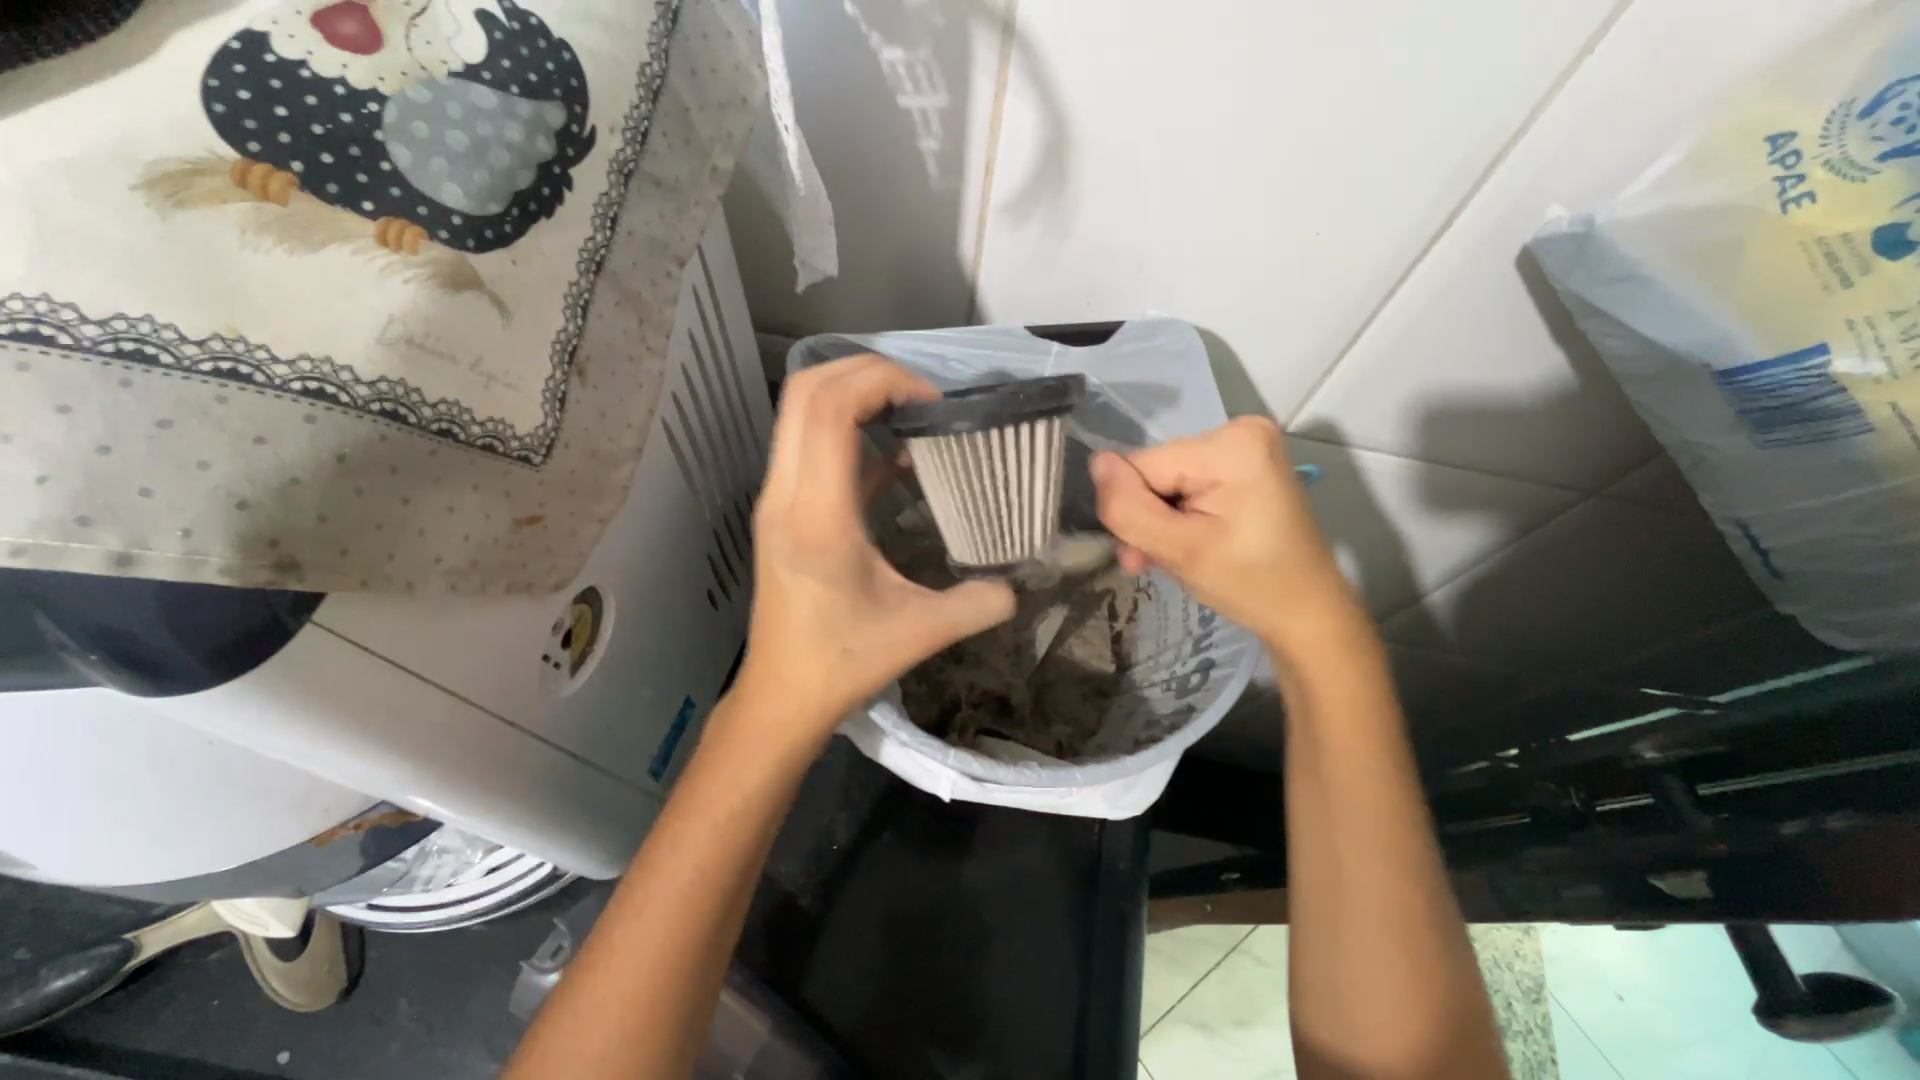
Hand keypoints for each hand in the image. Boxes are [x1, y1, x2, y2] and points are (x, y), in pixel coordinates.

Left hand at [735, 355, 1015, 745]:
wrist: (781, 696)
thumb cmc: (842, 663)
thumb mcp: (920, 633)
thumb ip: (977, 604)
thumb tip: (1020, 582)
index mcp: (818, 517)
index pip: (828, 410)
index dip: (881, 382)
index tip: (933, 403)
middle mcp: (786, 495)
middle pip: (805, 393)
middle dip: (866, 373)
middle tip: (923, 396)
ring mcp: (776, 500)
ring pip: (799, 413)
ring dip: (853, 396)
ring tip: (911, 416)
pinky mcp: (780, 511)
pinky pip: (806, 445)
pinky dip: (847, 431)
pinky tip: (896, 459)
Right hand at [1090, 417, 1359, 651]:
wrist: (1307, 613)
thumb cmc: (1250, 584)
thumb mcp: (1180, 550)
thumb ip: (1130, 509)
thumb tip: (1095, 463)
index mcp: (1231, 444)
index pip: (1142, 466)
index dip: (1134, 510)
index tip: (1144, 554)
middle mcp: (1240, 430)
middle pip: (1156, 472)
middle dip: (1149, 519)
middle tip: (1159, 562)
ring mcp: (1245, 447)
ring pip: (1167, 482)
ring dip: (1161, 523)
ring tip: (1175, 559)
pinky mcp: (1246, 465)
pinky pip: (1189, 485)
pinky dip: (1181, 517)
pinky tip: (1190, 544)